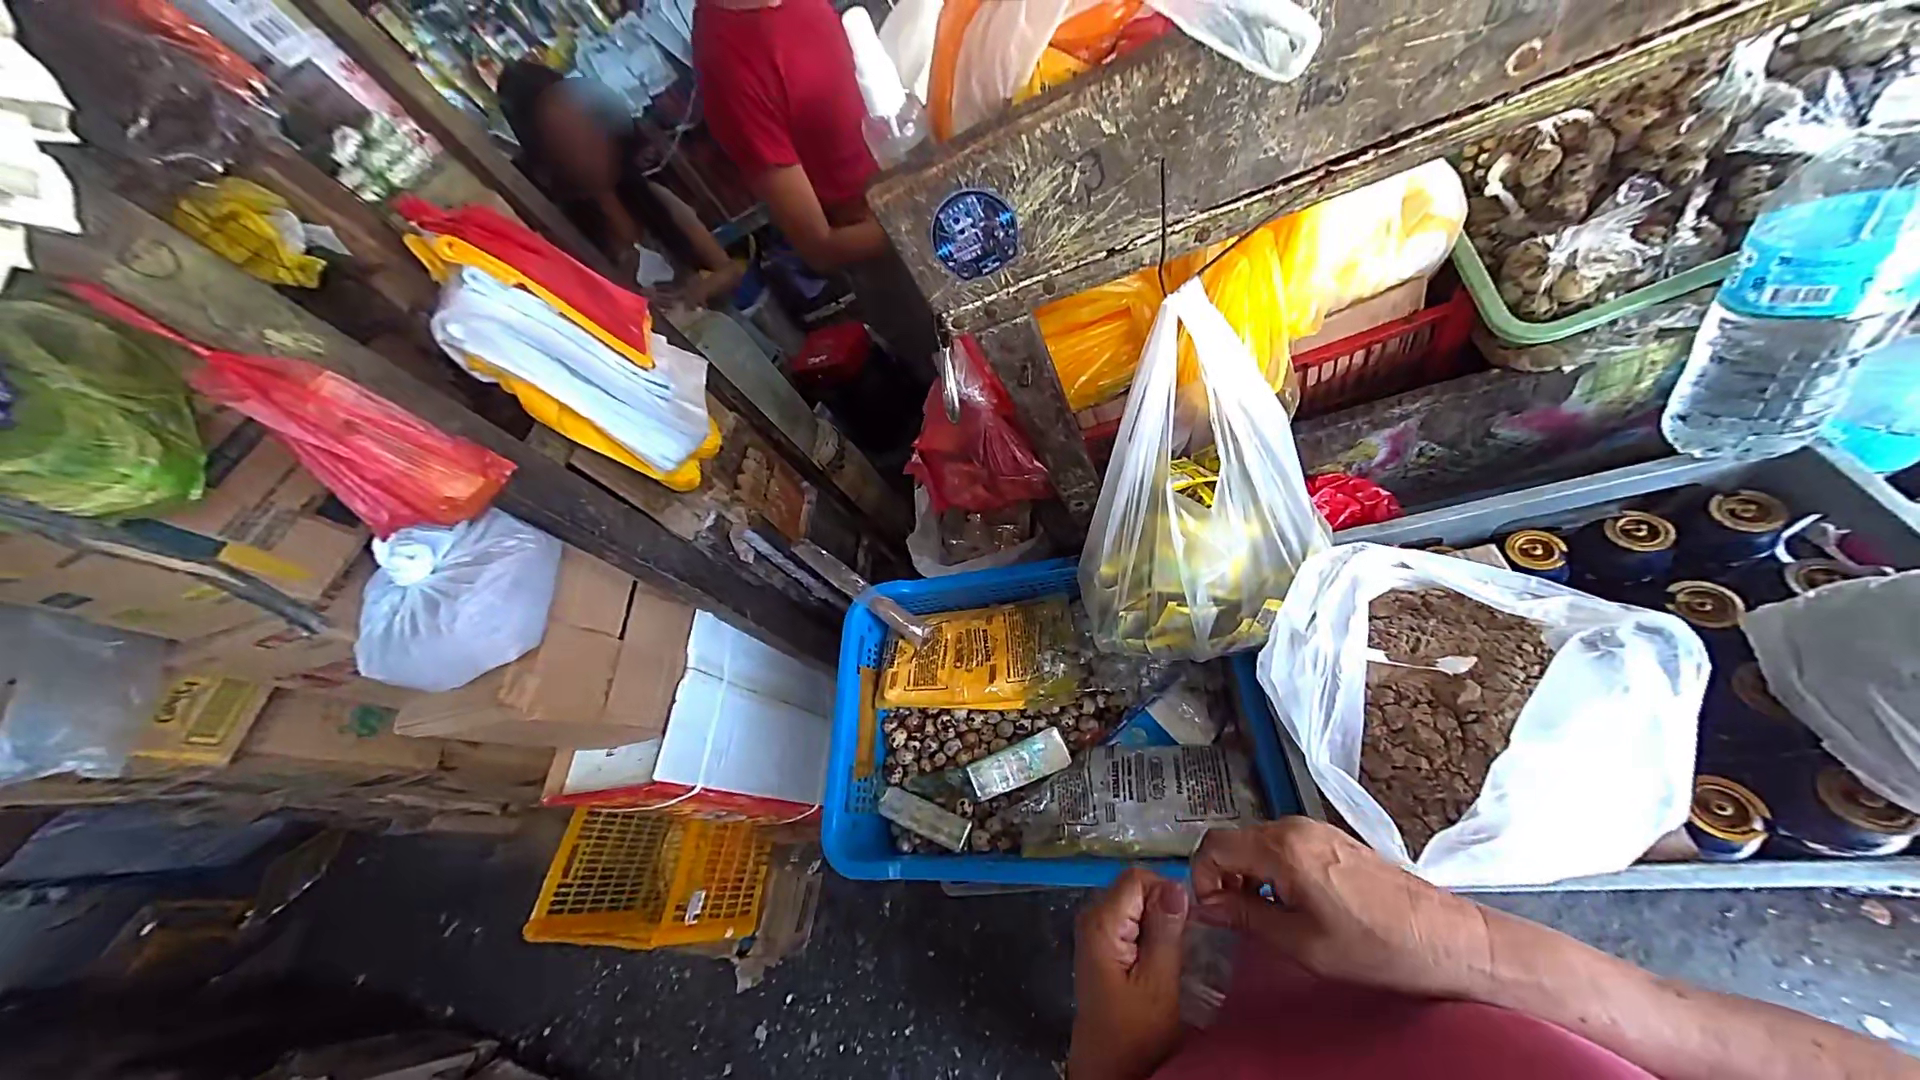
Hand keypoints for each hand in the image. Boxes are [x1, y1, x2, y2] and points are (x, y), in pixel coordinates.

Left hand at [1069, 866, 1189, 1079]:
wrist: (1108, 1071)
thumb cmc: (1134, 1034)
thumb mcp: (1158, 985)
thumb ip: (1165, 932)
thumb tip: (1176, 885)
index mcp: (1101, 921)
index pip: (1137, 878)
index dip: (1167, 891)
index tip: (1190, 921)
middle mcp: (1093, 916)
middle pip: (1135, 888)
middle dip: (1165, 905)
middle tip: (1189, 939)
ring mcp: (1096, 930)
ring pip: (1136, 904)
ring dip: (1161, 921)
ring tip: (1181, 950)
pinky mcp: (1103, 945)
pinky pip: (1131, 921)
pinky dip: (1151, 933)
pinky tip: (1166, 957)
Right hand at [1189, 819, 1495, 1001]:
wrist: (1448, 939)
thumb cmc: (1373, 947)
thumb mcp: (1301, 942)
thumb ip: (1244, 916)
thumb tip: (1206, 906)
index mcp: (1279, 847)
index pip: (1213, 845)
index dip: (1200, 876)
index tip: (1211, 910)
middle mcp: (1290, 826)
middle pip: (1233, 840)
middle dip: (1223, 876)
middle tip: (1234, 917)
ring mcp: (1312, 828)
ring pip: (1256, 841)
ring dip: (1247, 873)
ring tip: (1263, 913)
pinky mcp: (1330, 836)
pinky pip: (1281, 843)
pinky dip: (1270, 868)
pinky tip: (1291, 901)